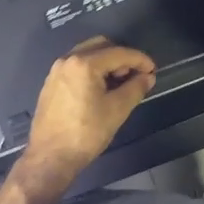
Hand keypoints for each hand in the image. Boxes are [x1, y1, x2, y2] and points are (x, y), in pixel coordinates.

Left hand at [21, 37, 155, 180]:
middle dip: (122, 58)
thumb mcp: (117, 110)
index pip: (119, 53)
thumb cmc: (86, 133)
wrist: (50, 157)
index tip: (154, 70)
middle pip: (101, 46)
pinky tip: (101, 90)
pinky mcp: (51, 83)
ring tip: (120, 84)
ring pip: (87, 55)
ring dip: (106, 63)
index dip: (140, 60)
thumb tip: (147, 76)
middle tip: (135, 76)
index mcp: (83, 64)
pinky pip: (76, 67)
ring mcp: (56, 71)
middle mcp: (67, 60)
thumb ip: (135, 88)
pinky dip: (92, 71)